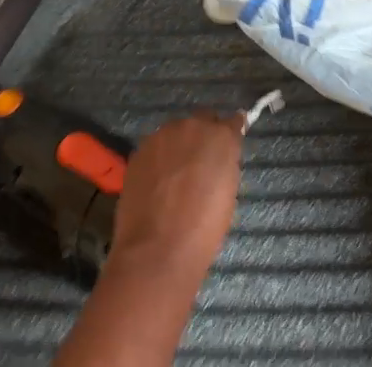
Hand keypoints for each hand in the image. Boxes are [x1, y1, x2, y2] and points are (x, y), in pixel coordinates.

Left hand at [111, 111, 244, 277]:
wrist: (158, 249)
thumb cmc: (204, 227)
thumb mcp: (228, 191)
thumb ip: (224, 163)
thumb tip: (219, 157)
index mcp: (221, 136)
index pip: (232, 122)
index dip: (230, 134)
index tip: (230, 145)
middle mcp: (192, 126)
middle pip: (201, 121)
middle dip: (203, 137)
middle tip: (202, 163)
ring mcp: (161, 137)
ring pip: (175, 133)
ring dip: (179, 146)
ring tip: (177, 175)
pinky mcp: (139, 151)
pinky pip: (155, 148)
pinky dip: (159, 159)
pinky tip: (158, 183)